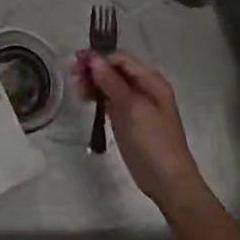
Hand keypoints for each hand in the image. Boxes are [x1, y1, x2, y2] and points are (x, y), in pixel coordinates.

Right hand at [74, 51, 208, 210]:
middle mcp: (144, 89)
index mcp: (151, 82)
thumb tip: (93, 59)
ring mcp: (135, 104)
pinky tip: (85, 100)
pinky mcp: (127, 118)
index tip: (77, 62)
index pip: (121, 59)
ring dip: (92, 82)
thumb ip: (111, 82)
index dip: (99, 58)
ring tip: (77, 89)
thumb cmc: (153, 141)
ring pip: (109, 84)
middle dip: (93, 69)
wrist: (167, 182)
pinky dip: (96, 96)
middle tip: (72, 75)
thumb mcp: (132, 108)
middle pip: (114, 69)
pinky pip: (109, 99)